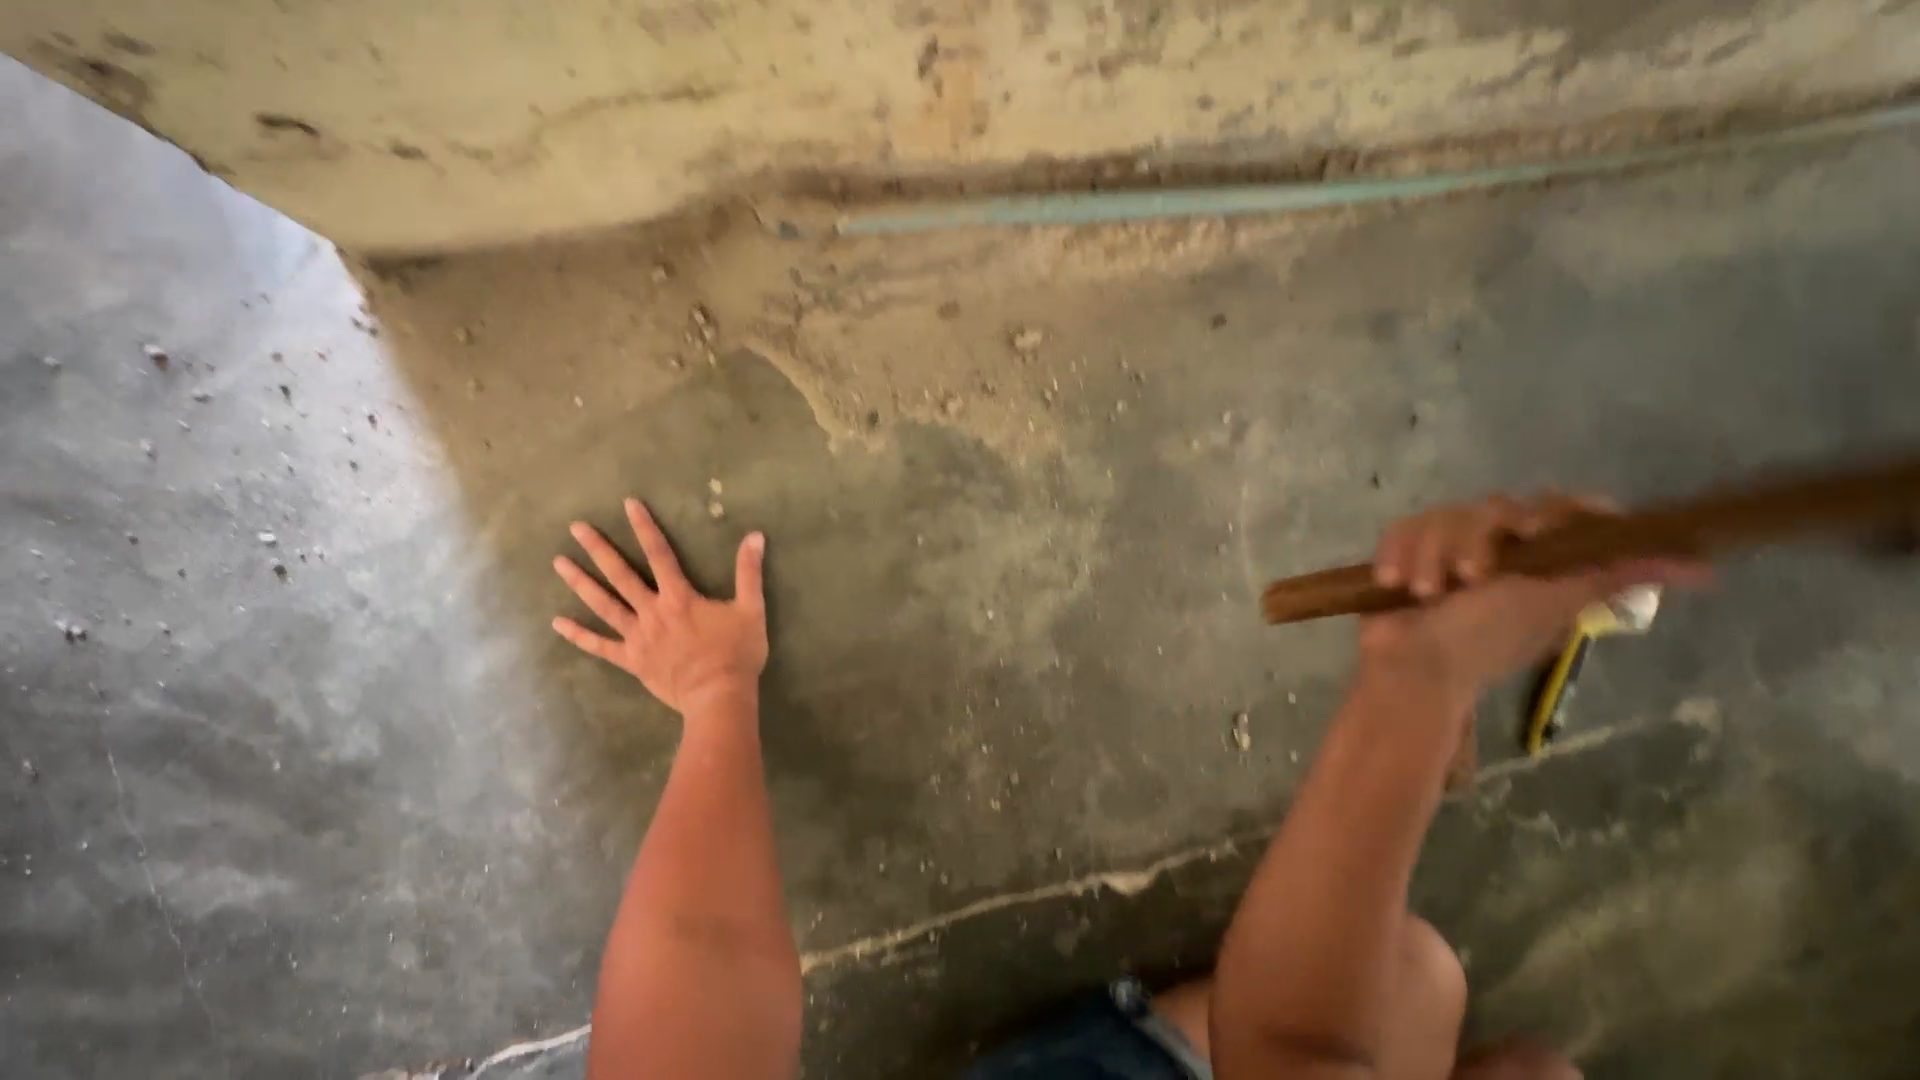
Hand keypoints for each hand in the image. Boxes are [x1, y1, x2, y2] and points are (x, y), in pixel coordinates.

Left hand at [551, 498, 768, 715]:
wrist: (718, 696)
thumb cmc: (736, 653)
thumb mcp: (751, 609)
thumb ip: (749, 572)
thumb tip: (755, 536)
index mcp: (679, 597)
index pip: (659, 554)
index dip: (645, 527)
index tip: (628, 505)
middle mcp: (652, 611)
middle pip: (621, 575)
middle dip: (599, 549)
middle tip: (576, 528)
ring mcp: (638, 637)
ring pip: (604, 605)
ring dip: (581, 583)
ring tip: (560, 563)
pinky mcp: (632, 661)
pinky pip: (600, 646)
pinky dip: (579, 635)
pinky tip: (558, 623)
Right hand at [1359, 493, 1703, 695]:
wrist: (1413, 669)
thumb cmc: (1484, 641)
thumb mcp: (1551, 606)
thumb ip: (1609, 576)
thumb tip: (1703, 570)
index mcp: (1541, 560)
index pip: (1562, 509)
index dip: (1553, 512)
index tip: (1535, 530)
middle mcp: (1498, 548)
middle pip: (1494, 507)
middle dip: (1475, 541)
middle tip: (1471, 577)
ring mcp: (1447, 549)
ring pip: (1445, 516)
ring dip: (1432, 554)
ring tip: (1426, 592)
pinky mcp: (1406, 552)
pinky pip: (1405, 529)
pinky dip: (1399, 553)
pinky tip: (1396, 581)